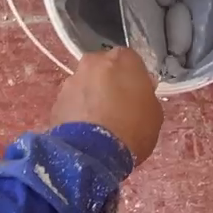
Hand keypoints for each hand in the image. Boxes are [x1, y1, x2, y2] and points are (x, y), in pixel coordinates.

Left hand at [49, 48, 163, 164]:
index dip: (135, 79)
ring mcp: (71, 80)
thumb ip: (147, 95)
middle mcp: (93, 62)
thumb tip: (141, 90)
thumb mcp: (155, 113)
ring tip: (100, 122)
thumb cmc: (132, 130)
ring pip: (86, 85)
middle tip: (119, 107)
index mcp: (122, 59)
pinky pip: (73, 103)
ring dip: (92, 97)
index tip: (137, 95)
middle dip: (110, 84)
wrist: (93, 153)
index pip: (132, 62)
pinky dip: (79, 112)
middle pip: (105, 69)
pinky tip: (86, 130)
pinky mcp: (57, 101)